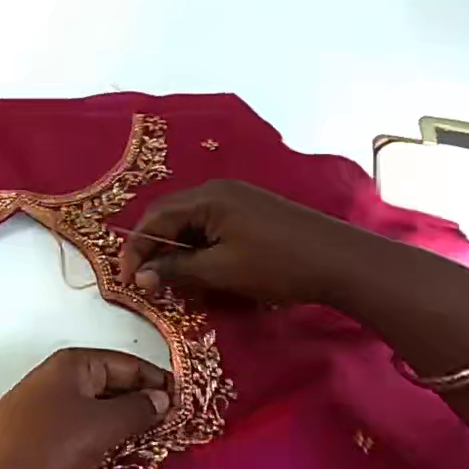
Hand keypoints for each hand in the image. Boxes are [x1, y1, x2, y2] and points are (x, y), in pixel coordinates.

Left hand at [0, 348, 170, 468]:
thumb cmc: (47, 444)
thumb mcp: (99, 424)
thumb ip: (136, 409)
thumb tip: (163, 397)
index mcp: (74, 364)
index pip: (127, 363)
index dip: (158, 380)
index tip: (191, 402)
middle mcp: (63, 383)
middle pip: (114, 387)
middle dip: (146, 406)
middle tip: (186, 429)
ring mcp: (55, 415)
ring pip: (102, 417)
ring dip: (130, 431)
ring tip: (168, 448)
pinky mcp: (50, 446)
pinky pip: (89, 440)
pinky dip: (111, 449)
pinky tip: (134, 463)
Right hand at [115, 179, 357, 303]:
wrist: (343, 261)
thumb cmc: (278, 264)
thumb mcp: (221, 271)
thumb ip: (177, 270)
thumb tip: (141, 277)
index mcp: (207, 197)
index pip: (156, 217)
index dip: (136, 247)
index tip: (126, 277)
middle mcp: (217, 190)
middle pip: (170, 215)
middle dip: (153, 247)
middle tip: (142, 278)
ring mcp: (236, 198)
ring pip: (190, 221)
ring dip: (175, 248)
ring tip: (168, 277)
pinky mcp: (250, 211)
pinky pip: (210, 224)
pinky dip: (197, 246)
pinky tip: (198, 267)